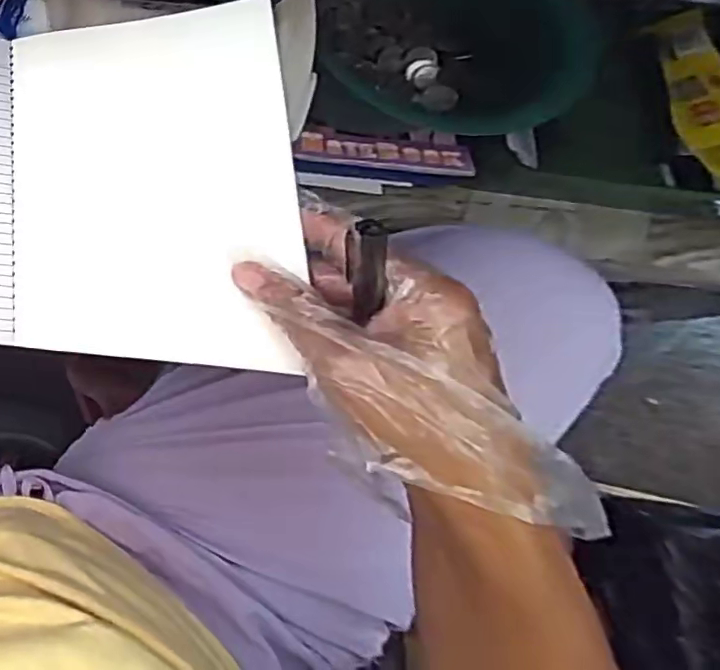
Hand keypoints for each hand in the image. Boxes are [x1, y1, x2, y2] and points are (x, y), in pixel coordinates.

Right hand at [233, 208, 552, 515]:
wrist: (469, 496)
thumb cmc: (416, 419)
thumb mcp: (339, 355)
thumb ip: (290, 308)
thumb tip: (250, 272)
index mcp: (426, 293)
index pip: (356, 243)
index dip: (310, 231)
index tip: (269, 224)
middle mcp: (433, 307)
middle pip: (353, 275)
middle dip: (304, 279)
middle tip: (257, 276)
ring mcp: (429, 336)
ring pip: (355, 306)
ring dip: (315, 309)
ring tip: (271, 310)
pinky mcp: (420, 362)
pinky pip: (364, 330)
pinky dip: (332, 332)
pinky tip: (301, 339)